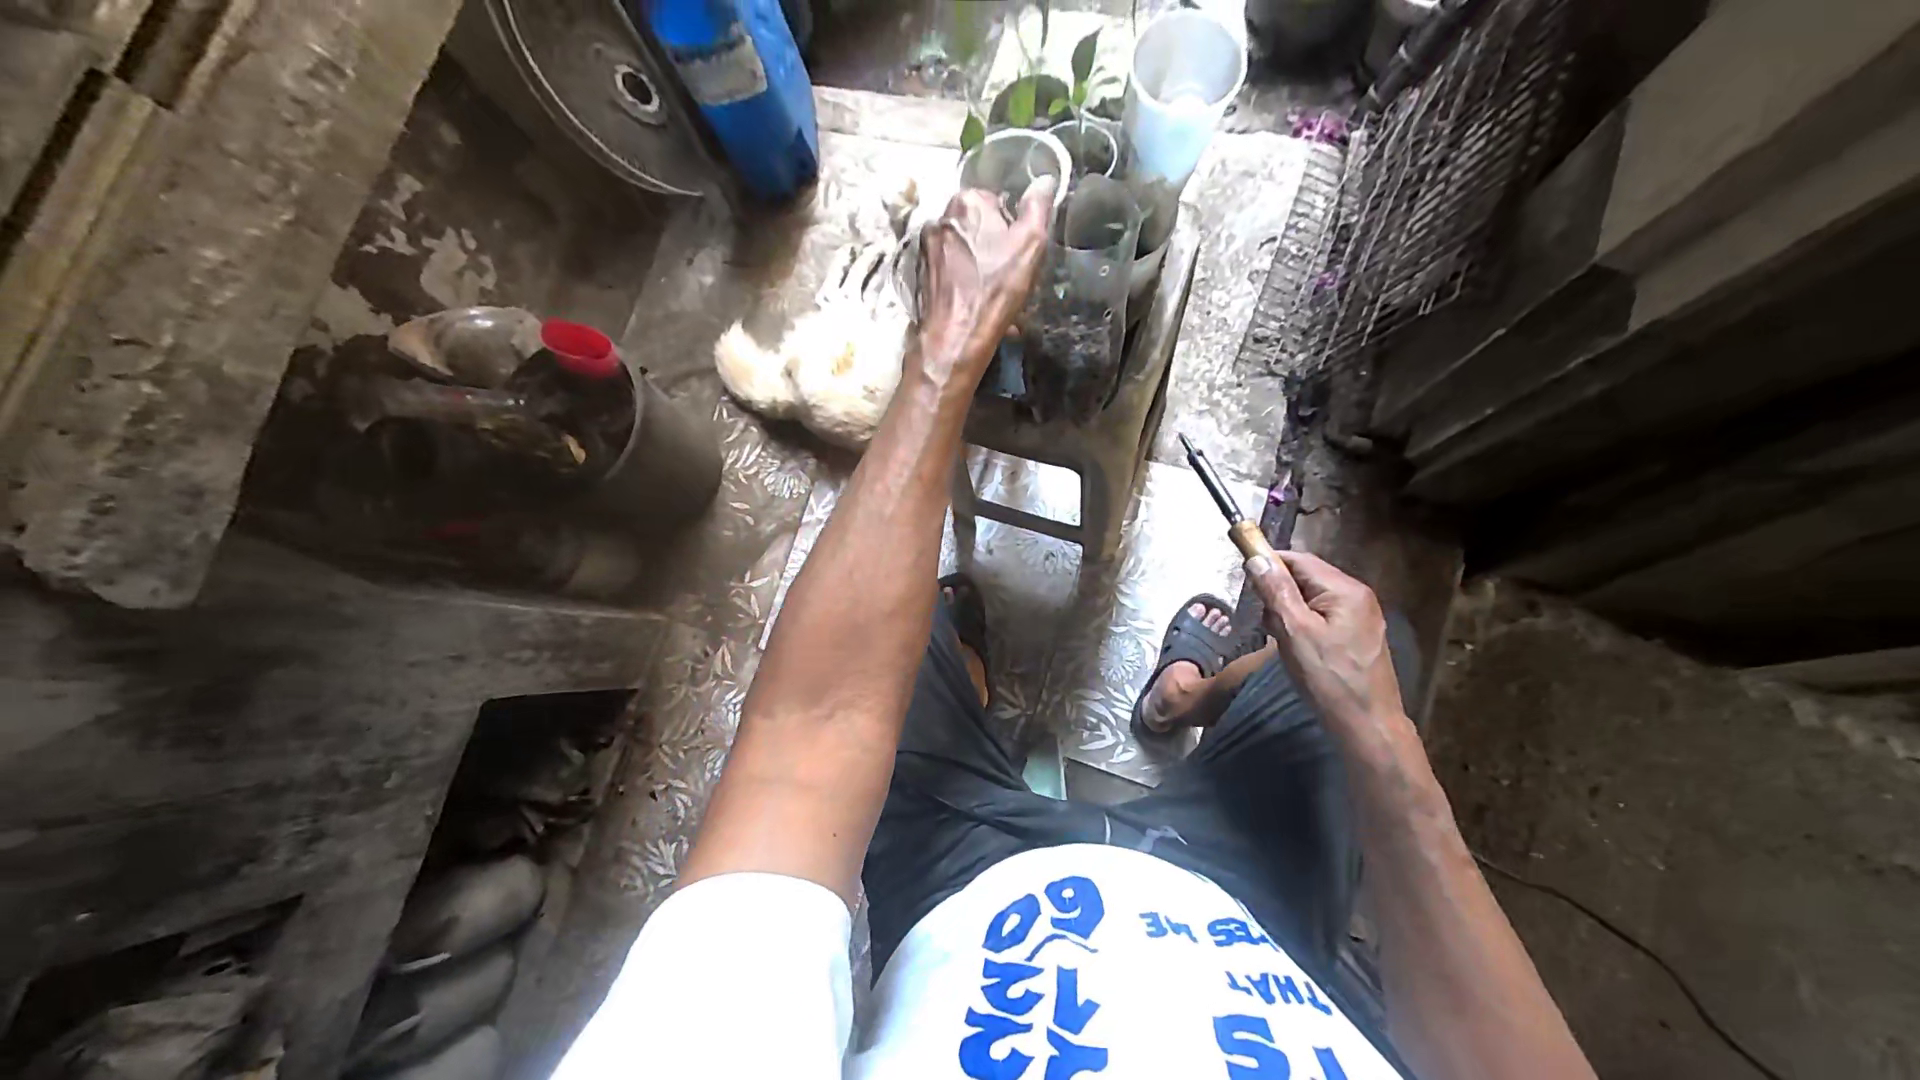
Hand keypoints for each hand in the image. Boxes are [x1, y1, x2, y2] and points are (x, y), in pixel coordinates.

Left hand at [915, 177, 1055, 394]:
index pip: (996, 203)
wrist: (954, 337)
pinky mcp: (919, 275)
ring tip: (992, 296)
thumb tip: (1044, 180)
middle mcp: (939, 218)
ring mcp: (925, 247)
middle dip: (993, 248)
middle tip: (1007, 278)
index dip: (1012, 229)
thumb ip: (1038, 208)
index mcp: (966, 201)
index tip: (1017, 255)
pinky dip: (962, 284)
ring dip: (978, 268)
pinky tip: (975, 304)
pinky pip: (949, 272)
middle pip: (976, 227)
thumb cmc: (994, 290)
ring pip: (962, 251)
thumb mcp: (1029, 245)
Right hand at [1244, 551, 1409, 740]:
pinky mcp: (1356, 634)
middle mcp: (1357, 595)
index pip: (1299, 559)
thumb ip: (1276, 591)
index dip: (1268, 563)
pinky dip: (1301, 623)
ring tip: (1278, 635)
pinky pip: (1321, 615)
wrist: (1366, 723)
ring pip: (1310, 597)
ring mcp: (1359, 615)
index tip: (1242, 578)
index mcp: (1345, 589)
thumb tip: (1257, 558)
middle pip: (1305, 577)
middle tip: (1263, 618)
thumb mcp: (1295, 631)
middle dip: (1277, 591)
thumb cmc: (1327, 677)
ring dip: (1287, 609)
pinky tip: (1294, 644)